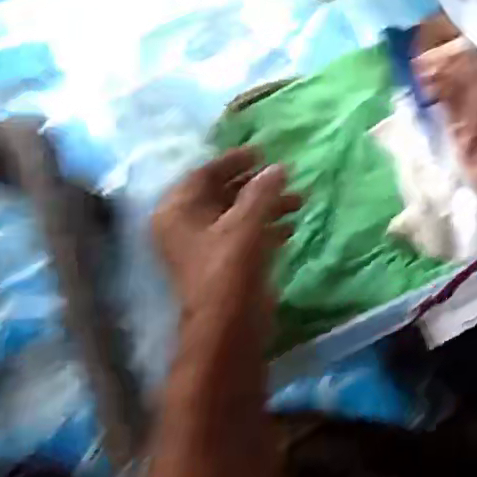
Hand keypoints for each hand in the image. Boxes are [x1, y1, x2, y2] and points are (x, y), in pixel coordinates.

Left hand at [153, 148, 300, 339]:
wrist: (229, 324)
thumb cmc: (230, 269)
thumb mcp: (246, 224)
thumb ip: (262, 192)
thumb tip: (278, 168)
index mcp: (178, 212)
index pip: (203, 175)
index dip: (232, 162)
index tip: (262, 152)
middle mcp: (186, 226)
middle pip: (221, 194)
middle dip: (255, 184)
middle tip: (285, 175)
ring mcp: (204, 246)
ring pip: (236, 214)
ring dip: (266, 205)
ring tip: (298, 201)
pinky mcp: (225, 263)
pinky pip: (245, 234)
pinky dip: (267, 226)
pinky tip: (291, 226)